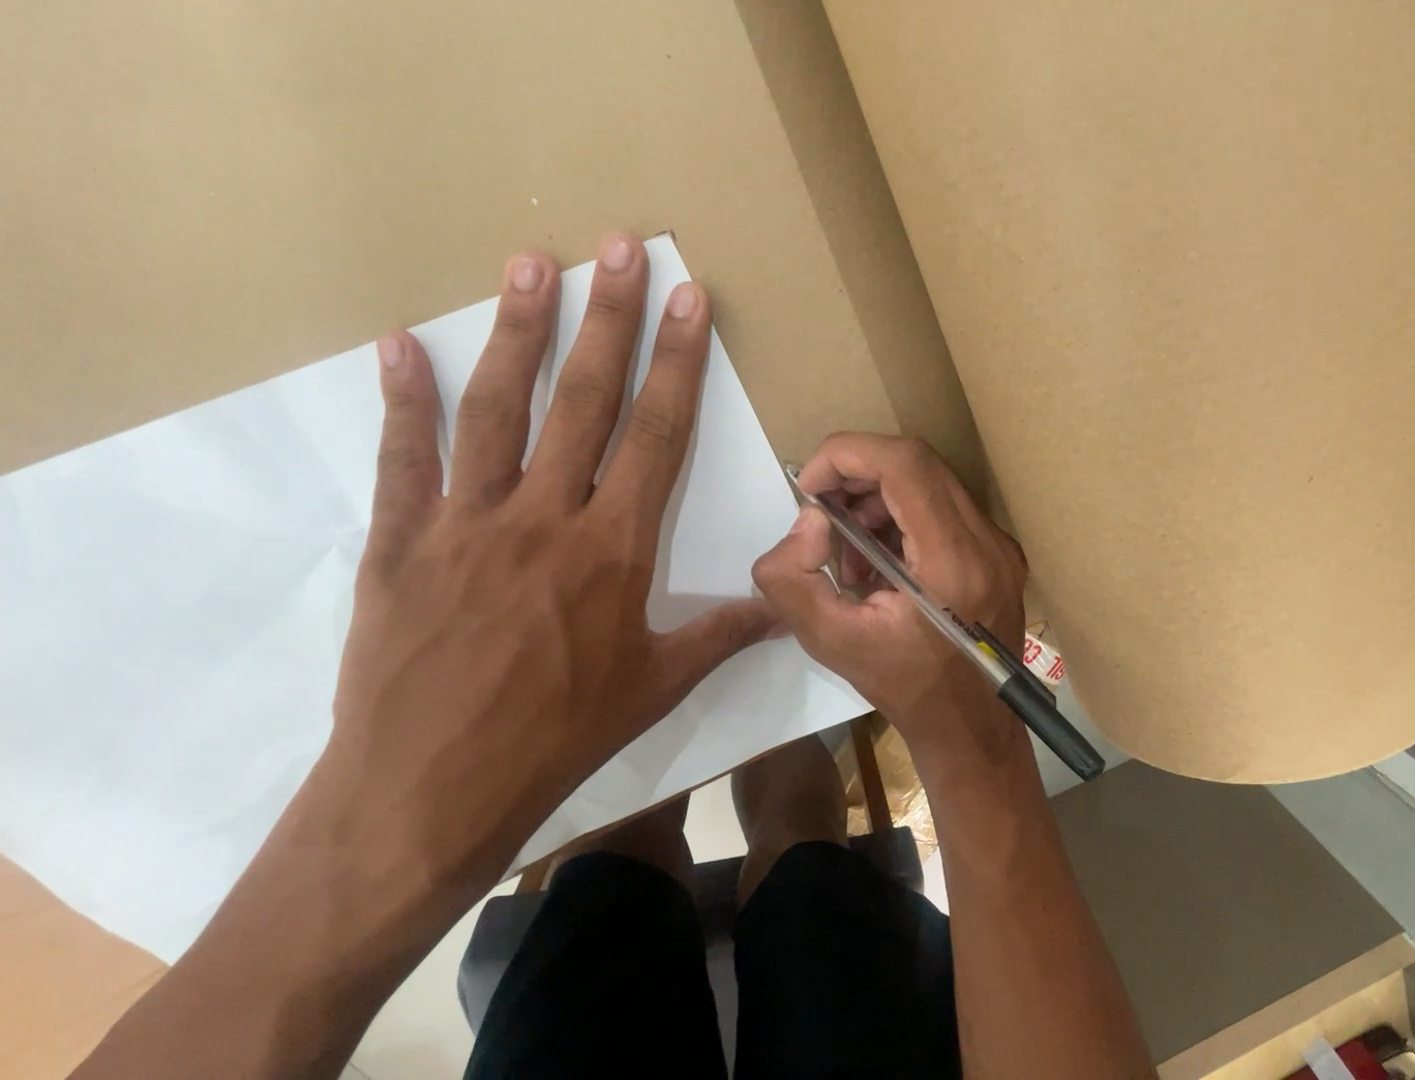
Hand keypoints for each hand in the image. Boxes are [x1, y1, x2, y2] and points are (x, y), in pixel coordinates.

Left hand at [324, 233, 775, 888]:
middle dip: (608, 319)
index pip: (657, 434)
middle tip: (618, 248)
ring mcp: (467, 522)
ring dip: (517, 332)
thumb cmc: (562, 735)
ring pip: (497, 410)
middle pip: (583, 399)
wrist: (434, 787)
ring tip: (532, 264)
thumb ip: (726, 631)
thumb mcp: (659, 685)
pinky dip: (402, 400)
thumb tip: (791, 602)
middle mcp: (545, 516)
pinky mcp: (402, 542)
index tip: (689, 299)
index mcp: (614, 547)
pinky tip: (403, 345)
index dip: (679, 362)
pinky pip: (403, 459)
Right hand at [751, 434, 1026, 757]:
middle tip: (822, 516)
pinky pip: (945, 509)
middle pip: (918, 465)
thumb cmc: (904, 688)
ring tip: (850, 554)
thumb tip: (810, 521)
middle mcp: (987, 542)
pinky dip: (902, 518)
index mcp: (953, 561)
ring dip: (878, 499)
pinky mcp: (1000, 554)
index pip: (904, 465)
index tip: (810, 486)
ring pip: (931, 483)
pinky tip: (880, 564)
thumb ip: (792, 578)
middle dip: (857, 476)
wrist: (971, 727)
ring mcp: (1000, 546)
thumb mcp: (829, 642)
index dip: (848, 456)